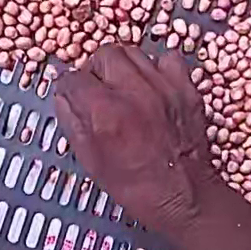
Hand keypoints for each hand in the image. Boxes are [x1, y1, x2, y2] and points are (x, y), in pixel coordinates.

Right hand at [55, 44, 221, 236]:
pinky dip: (156, 68)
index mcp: (105, 112)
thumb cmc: (135, 187)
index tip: (71, 94)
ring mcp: (164, 86)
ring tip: (123, 86)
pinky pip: (167, 59)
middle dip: (95, 69)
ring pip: (134, 52)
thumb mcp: (91, 161)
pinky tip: (152, 86)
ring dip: (122, 66)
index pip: (74, 78)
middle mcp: (134, 91)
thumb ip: (72, 123)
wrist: (185, 197)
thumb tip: (63, 98)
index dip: (68, 87)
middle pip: (104, 54)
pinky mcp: (186, 88)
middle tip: (97, 89)